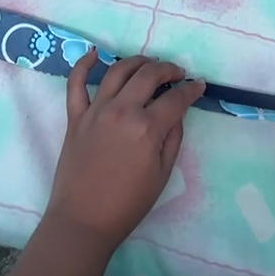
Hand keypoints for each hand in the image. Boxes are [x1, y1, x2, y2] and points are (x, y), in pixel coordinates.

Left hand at [44, 51, 206, 248]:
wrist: (83, 221)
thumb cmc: (127, 204)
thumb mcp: (162, 174)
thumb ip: (173, 137)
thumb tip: (177, 111)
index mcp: (147, 128)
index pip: (176, 98)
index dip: (191, 89)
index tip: (199, 85)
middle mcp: (122, 111)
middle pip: (149, 75)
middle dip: (168, 69)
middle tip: (177, 73)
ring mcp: (96, 110)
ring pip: (118, 70)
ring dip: (137, 62)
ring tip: (149, 64)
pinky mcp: (75, 116)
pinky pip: (76, 84)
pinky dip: (83, 65)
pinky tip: (94, 54)